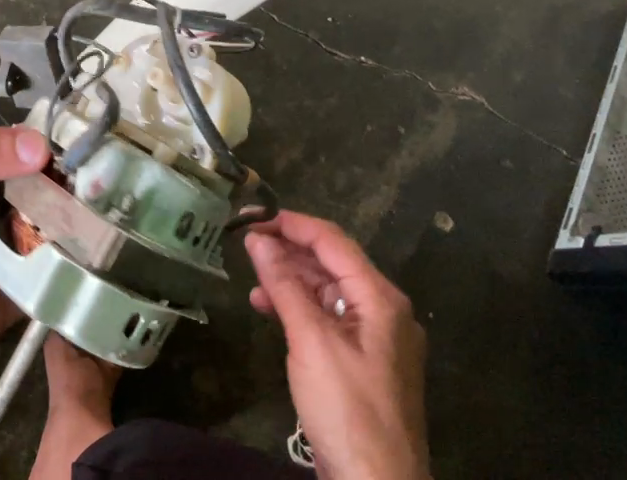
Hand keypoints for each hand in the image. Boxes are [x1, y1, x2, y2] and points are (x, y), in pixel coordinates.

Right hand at [243, 211, 429, 479]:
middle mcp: (383, 310)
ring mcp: (375, 337)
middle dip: (287, 249)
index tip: (248, 217)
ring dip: (289, 278)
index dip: (290, 223)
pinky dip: (298, 307)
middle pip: (331, 263)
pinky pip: (328, 317)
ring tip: (251, 277)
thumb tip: (257, 240)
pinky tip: (269, 308)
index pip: (332, 241)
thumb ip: (284, 285)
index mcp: (380, 299)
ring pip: (327, 290)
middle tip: (243, 243)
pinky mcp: (362, 361)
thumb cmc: (347, 408)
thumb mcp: (311, 341)